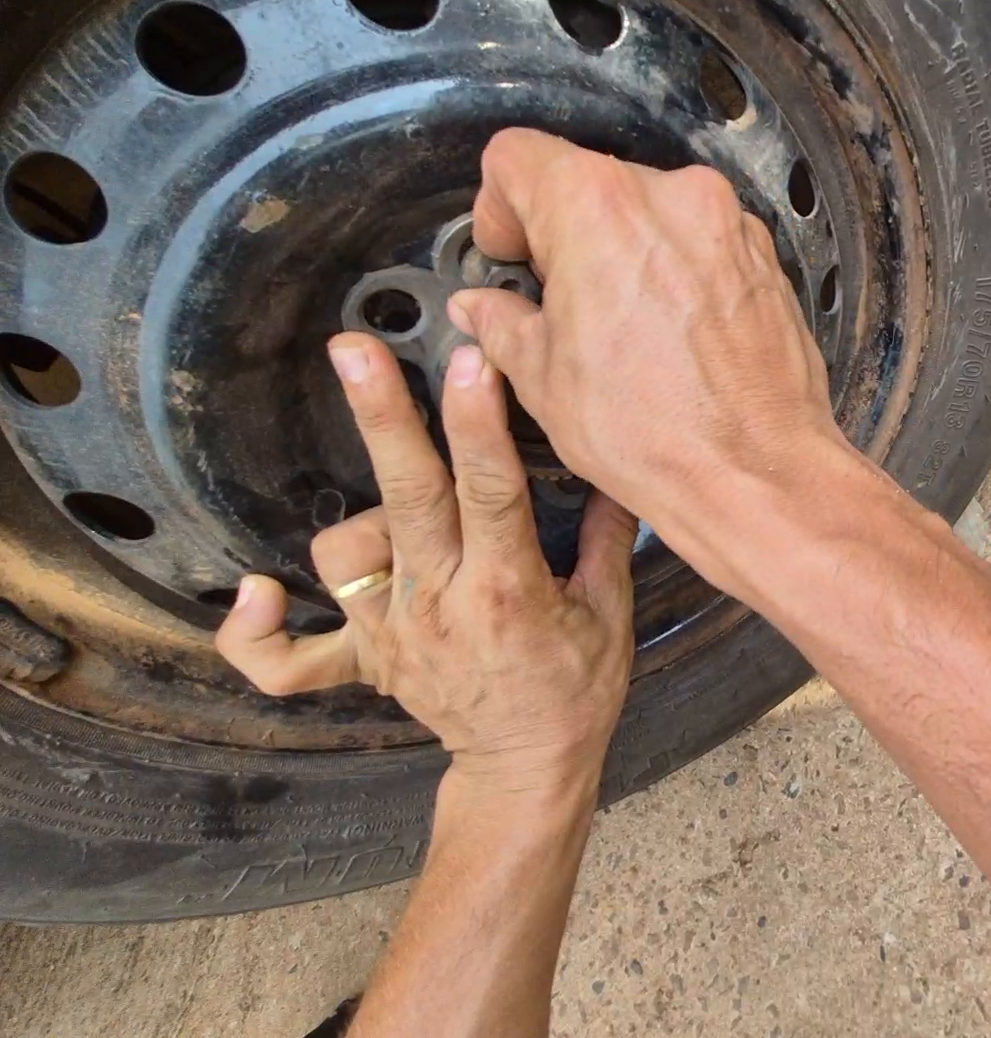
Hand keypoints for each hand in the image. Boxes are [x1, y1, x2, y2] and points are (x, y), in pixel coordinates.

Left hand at [213, 334, 640, 785]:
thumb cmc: (579, 688)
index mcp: (508, 593)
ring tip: (411, 514)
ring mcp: (388, 637)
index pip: (491, 494)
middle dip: (383, 419)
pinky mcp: (362, 663)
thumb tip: (610, 474)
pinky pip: (283, 658)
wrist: (529, 763)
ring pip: (342, 555)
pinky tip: (263, 591)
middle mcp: (437, 606)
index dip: (479, 426)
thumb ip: (605, 540)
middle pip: (405, 501)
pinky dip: (255, 629)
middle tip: (355, 351)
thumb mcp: (610, 614)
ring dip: (365, 518)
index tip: (469, 365)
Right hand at [445, 129, 855, 597]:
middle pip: (595, 188)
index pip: (518, 159)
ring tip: (631, 335)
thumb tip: (487, 310)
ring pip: (658, 220)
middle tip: (565, 307)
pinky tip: (679, 340)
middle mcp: (675, 201)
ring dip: (633, 259)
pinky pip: (708, 252)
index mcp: (599, 207)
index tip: (508, 254)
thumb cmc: (660, 436)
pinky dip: (685, 279)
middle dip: (569, 239)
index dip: (499, 208)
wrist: (760, 473)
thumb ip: (503, 324)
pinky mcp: (770, 267)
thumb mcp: (544, 381)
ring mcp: (733, 232)